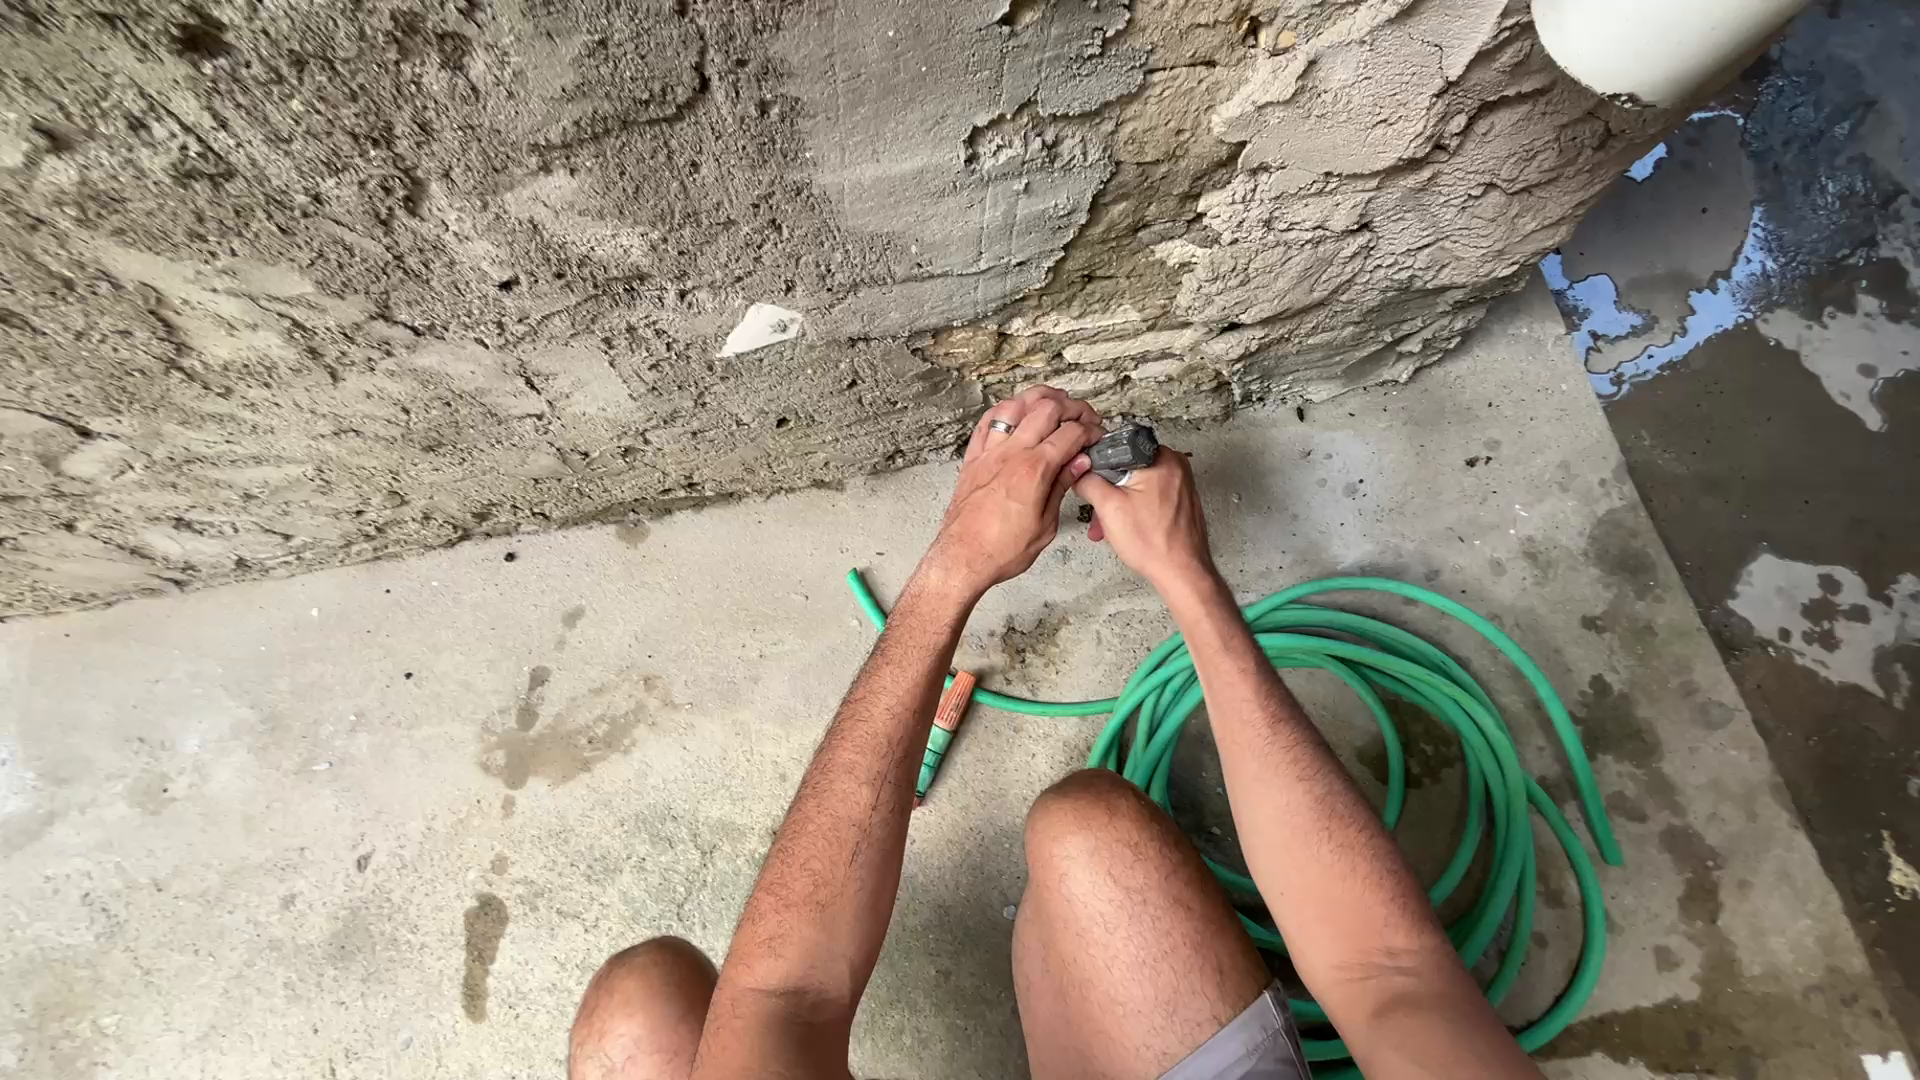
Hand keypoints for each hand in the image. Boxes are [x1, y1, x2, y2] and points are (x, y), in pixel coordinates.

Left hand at [918, 386, 1103, 601]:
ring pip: (1013, 405)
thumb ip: (1062, 487)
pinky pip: (986, 423)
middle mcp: (1010, 455)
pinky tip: (1013, 412)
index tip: (1096, 436)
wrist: (962, 559)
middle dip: (1071, 406)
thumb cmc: (1000, 550)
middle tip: (1082, 415)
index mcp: (1034, 470)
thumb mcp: (1045, 525)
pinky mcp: (972, 460)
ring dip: (1036, 398)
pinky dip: (1003, 411)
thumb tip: (1077, 464)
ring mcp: (988, 453)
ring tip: (1052, 402)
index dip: (1090, 430)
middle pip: (1045, 408)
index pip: (1070, 433)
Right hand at [1072, 444, 1216, 593]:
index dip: (1096, 468)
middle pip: (1126, 469)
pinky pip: (1149, 496)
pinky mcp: (1181, 499)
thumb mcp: (1109, 507)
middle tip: (1099, 512)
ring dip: (1118, 504)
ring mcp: (1181, 483)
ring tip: (1109, 526)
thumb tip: (1081, 473)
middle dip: (1107, 492)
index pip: (1116, 449)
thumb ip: (1089, 482)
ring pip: (1136, 484)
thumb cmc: (1155, 543)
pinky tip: (1127, 527)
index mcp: (1160, 458)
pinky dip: (1134, 508)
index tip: (1090, 484)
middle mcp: (1175, 465)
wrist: (1181, 572)